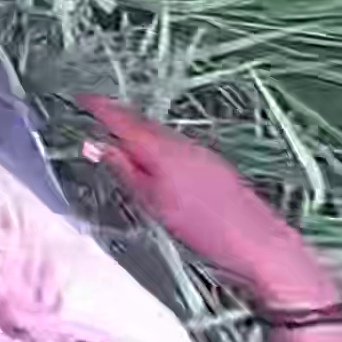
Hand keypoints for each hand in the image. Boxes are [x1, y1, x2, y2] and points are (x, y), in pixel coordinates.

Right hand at [80, 94, 338, 308]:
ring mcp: (197, 149)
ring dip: (135, 128)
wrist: (260, 243)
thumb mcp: (150, 201)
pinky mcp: (210, 161)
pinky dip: (154, 140)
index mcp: (157, 147)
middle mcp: (177, 140)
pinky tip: (152, 155)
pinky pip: (172, 140)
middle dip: (115, 114)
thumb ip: (122, 168)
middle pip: (138, 120)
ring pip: (156, 131)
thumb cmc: (201, 227)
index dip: (98, 106)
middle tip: (94, 112)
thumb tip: (94, 143)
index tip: (81, 98)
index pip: (120, 118)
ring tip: (118, 134)